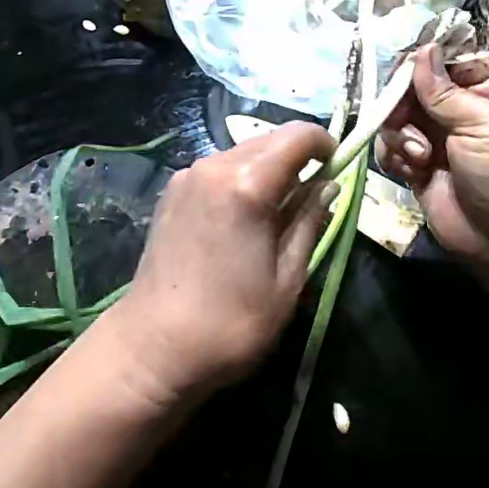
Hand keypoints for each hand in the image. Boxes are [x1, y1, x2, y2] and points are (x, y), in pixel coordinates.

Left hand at [109, 123, 335, 404]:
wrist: (150, 352)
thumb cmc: (230, 322)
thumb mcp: (288, 277)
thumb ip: (311, 220)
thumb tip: (328, 185)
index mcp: (247, 184)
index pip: (299, 135)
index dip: (326, 145)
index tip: (337, 170)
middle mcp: (215, 166)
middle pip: (271, 139)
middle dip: (299, 158)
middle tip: (313, 198)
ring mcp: (189, 176)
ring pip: (245, 152)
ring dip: (271, 169)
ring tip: (279, 214)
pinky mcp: (173, 192)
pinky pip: (221, 169)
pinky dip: (243, 179)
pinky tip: (244, 220)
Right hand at [374, 44, 488, 267]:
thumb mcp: (486, 125)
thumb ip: (444, 91)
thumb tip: (421, 49)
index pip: (450, 60)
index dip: (424, 61)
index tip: (402, 67)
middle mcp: (465, 109)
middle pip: (416, 86)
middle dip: (405, 100)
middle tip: (402, 117)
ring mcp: (441, 139)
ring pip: (398, 115)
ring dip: (400, 131)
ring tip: (418, 154)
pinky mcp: (420, 166)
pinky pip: (393, 147)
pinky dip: (394, 153)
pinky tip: (410, 168)